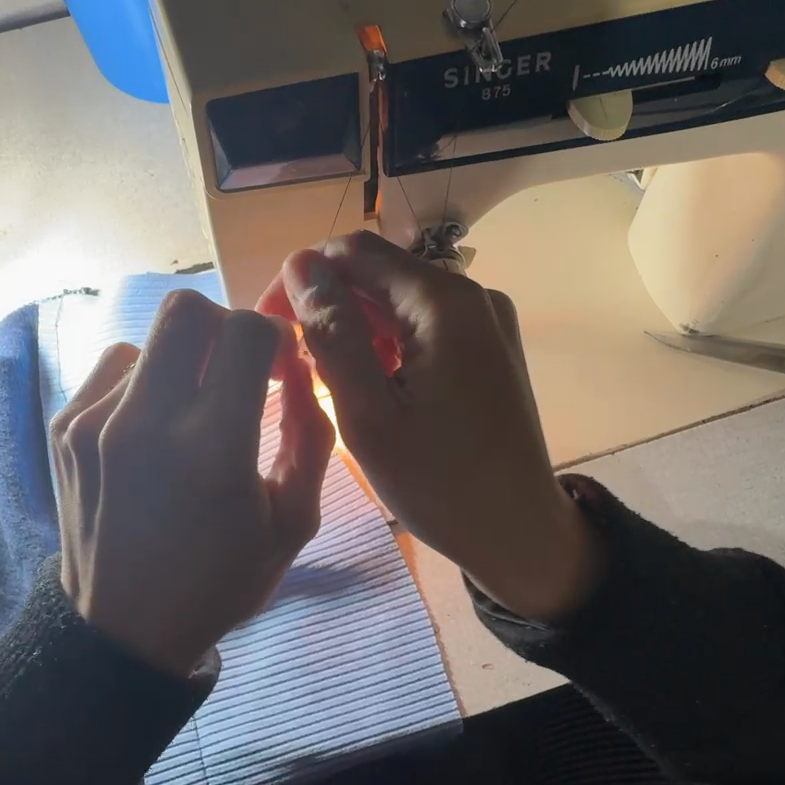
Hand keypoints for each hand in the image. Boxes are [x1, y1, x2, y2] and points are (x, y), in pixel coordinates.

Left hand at [49, 291, 334, 674]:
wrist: (124, 630)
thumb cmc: (221, 582)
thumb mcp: (294, 525)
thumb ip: (311, 438)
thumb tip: (300, 371)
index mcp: (214, 448)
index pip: (246, 332)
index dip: (274, 338)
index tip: (279, 369)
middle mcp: (146, 421)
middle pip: (186, 309)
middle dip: (225, 327)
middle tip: (238, 372)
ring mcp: (94, 421)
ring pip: (149, 339)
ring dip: (183, 361)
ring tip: (191, 413)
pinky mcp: (64, 428)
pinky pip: (113, 371)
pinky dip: (143, 385)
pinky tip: (152, 433)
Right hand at [257, 232, 598, 622]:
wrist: (517, 531)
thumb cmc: (438, 483)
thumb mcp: (368, 414)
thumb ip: (332, 333)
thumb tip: (300, 267)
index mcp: (444, 302)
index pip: (354, 253)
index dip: (301, 277)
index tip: (267, 324)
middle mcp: (473, 296)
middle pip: (380, 275)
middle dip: (328, 306)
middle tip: (289, 361)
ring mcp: (488, 322)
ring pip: (401, 304)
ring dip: (357, 330)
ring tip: (322, 379)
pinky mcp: (491, 350)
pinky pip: (427, 329)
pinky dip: (390, 347)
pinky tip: (368, 386)